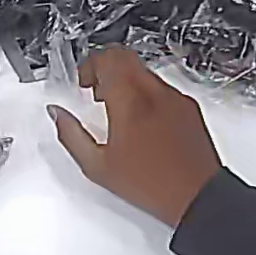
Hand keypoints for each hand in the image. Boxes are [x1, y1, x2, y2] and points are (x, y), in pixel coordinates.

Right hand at [48, 47, 221, 226]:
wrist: (197, 197)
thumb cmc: (151, 184)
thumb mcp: (97, 166)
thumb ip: (71, 134)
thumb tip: (57, 114)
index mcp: (129, 102)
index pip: (107, 59)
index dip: (90, 66)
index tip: (83, 83)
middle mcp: (154, 93)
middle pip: (125, 57)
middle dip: (106, 68)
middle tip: (96, 91)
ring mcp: (175, 98)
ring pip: (144, 71)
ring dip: (125, 81)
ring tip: (116, 110)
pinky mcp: (189, 107)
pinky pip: (161, 88)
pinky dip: (145, 94)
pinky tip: (140, 123)